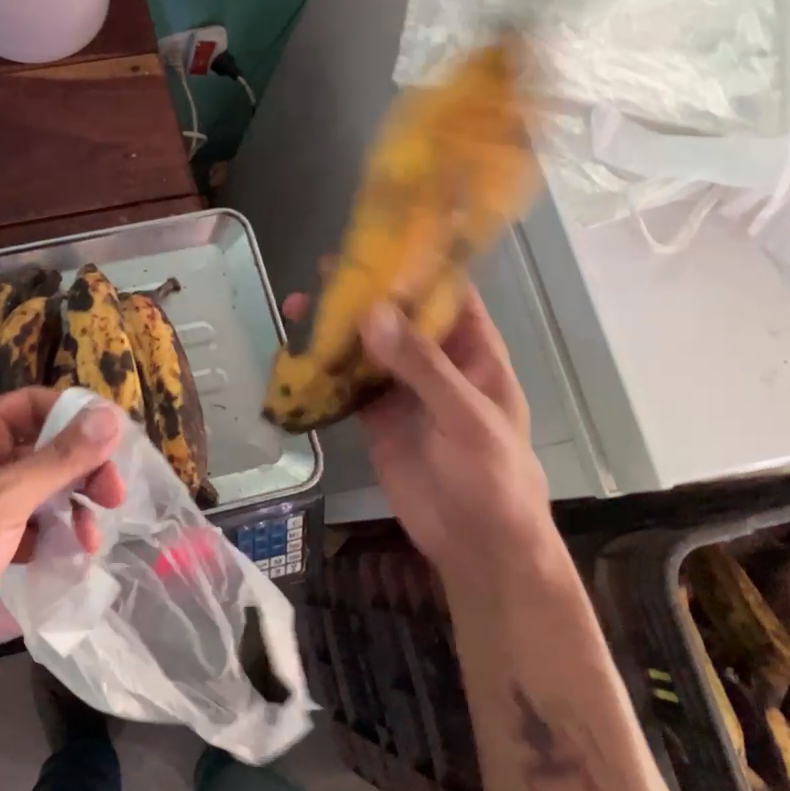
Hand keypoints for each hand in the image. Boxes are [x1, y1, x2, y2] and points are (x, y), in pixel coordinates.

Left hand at [0, 388, 124, 711]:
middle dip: (80, 469)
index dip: (77, 417)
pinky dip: (52, 536)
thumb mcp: (6, 497)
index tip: (118, 443)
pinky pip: (30, 526)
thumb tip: (112, 416)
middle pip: (43, 447)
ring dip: (70, 508)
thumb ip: (62, 458)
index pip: (34, 404)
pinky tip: (70, 555)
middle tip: (114, 497)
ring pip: (40, 490)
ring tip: (92, 540)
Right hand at [284, 285, 552, 577]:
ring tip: (297, 308)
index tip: (377, 245)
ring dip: (335, 331)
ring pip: (366, 350)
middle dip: (362, 297)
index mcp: (474, 353)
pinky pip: (347, 387)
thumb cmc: (492, 477)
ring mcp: (404, 392)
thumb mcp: (465, 416)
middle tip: (322, 275)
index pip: (448, 296)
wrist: (477, 545)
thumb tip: (370, 314)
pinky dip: (323, 372)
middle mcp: (437, 365)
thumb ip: (420, 366)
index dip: (417, 269)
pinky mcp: (376, 420)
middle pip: (397, 318)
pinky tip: (296, 356)